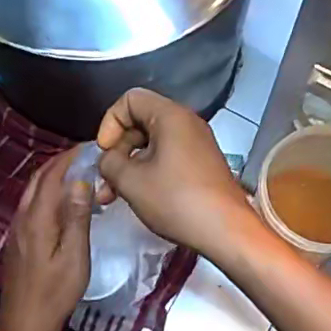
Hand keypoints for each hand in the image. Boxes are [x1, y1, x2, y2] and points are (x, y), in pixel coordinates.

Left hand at [0, 148, 92, 330]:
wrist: (24, 322)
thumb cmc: (55, 292)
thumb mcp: (74, 256)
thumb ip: (77, 218)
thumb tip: (81, 182)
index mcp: (37, 219)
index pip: (52, 176)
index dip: (70, 157)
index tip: (91, 146)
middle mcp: (22, 218)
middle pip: (38, 178)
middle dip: (61, 161)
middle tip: (86, 154)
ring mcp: (18, 229)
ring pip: (33, 191)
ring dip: (53, 175)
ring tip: (79, 171)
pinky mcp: (19, 240)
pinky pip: (33, 204)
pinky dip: (49, 191)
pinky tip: (65, 200)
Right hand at [95, 88, 260, 261]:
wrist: (226, 231)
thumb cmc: (177, 200)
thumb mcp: (131, 181)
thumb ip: (109, 162)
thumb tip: (109, 160)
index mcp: (171, 116)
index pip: (130, 100)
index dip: (109, 123)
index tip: (104, 152)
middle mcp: (188, 124)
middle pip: (140, 122)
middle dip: (117, 150)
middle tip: (105, 179)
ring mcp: (198, 145)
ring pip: (153, 145)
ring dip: (130, 166)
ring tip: (113, 196)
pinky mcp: (202, 166)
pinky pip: (168, 159)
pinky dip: (149, 173)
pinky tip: (138, 197)